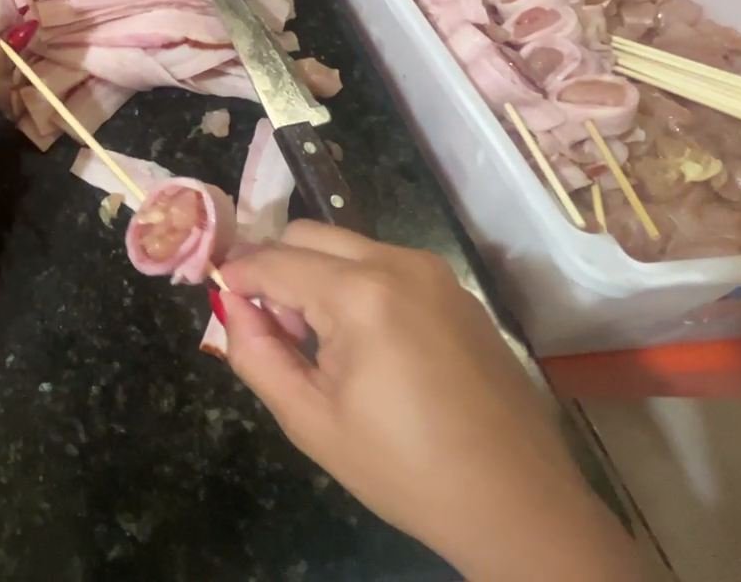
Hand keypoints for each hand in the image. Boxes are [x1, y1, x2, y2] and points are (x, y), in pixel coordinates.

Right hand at [220, 222, 641, 581]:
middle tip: (272, 326)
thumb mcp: (309, 420)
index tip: (217, 296)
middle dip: (274, 267)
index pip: (273, 260)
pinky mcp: (455, 289)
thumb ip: (255, 352)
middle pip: (306, 234)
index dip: (236, 274)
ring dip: (312, 274)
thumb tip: (233, 304)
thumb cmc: (406, 470)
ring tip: (317, 339)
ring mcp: (434, 272)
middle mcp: (399, 263)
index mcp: (362, 295)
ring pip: (343, 244)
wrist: (522, 507)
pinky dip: (351, 282)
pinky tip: (362, 342)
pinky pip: (380, 262)